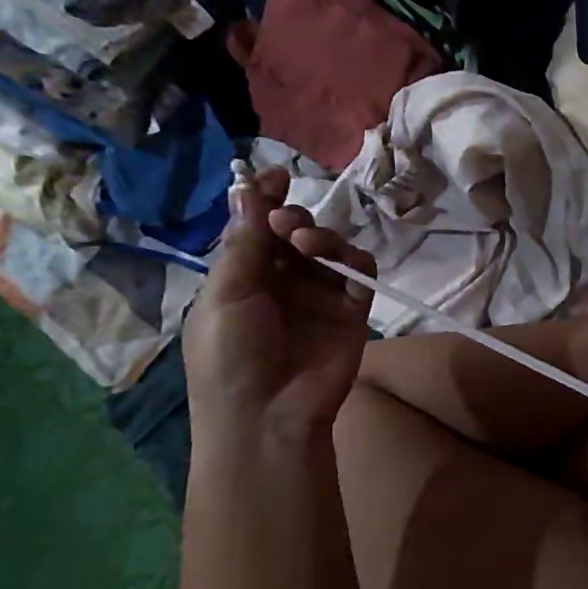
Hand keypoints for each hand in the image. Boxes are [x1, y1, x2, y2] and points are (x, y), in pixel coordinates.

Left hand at [181, 167, 375, 438]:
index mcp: (244, 276)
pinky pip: (361, 277)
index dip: (267, 200)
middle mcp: (284, 281)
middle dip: (294, 220)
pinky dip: (356, 265)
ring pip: (332, 250)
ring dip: (323, 238)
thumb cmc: (230, 354)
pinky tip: (342, 268)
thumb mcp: (226, 293)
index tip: (277, 176)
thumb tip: (247, 189)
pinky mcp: (353, 313)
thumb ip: (246, 241)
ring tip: (307, 245)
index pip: (259, 227)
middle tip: (287, 226)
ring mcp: (321, 297)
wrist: (268, 412)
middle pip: (298, 233)